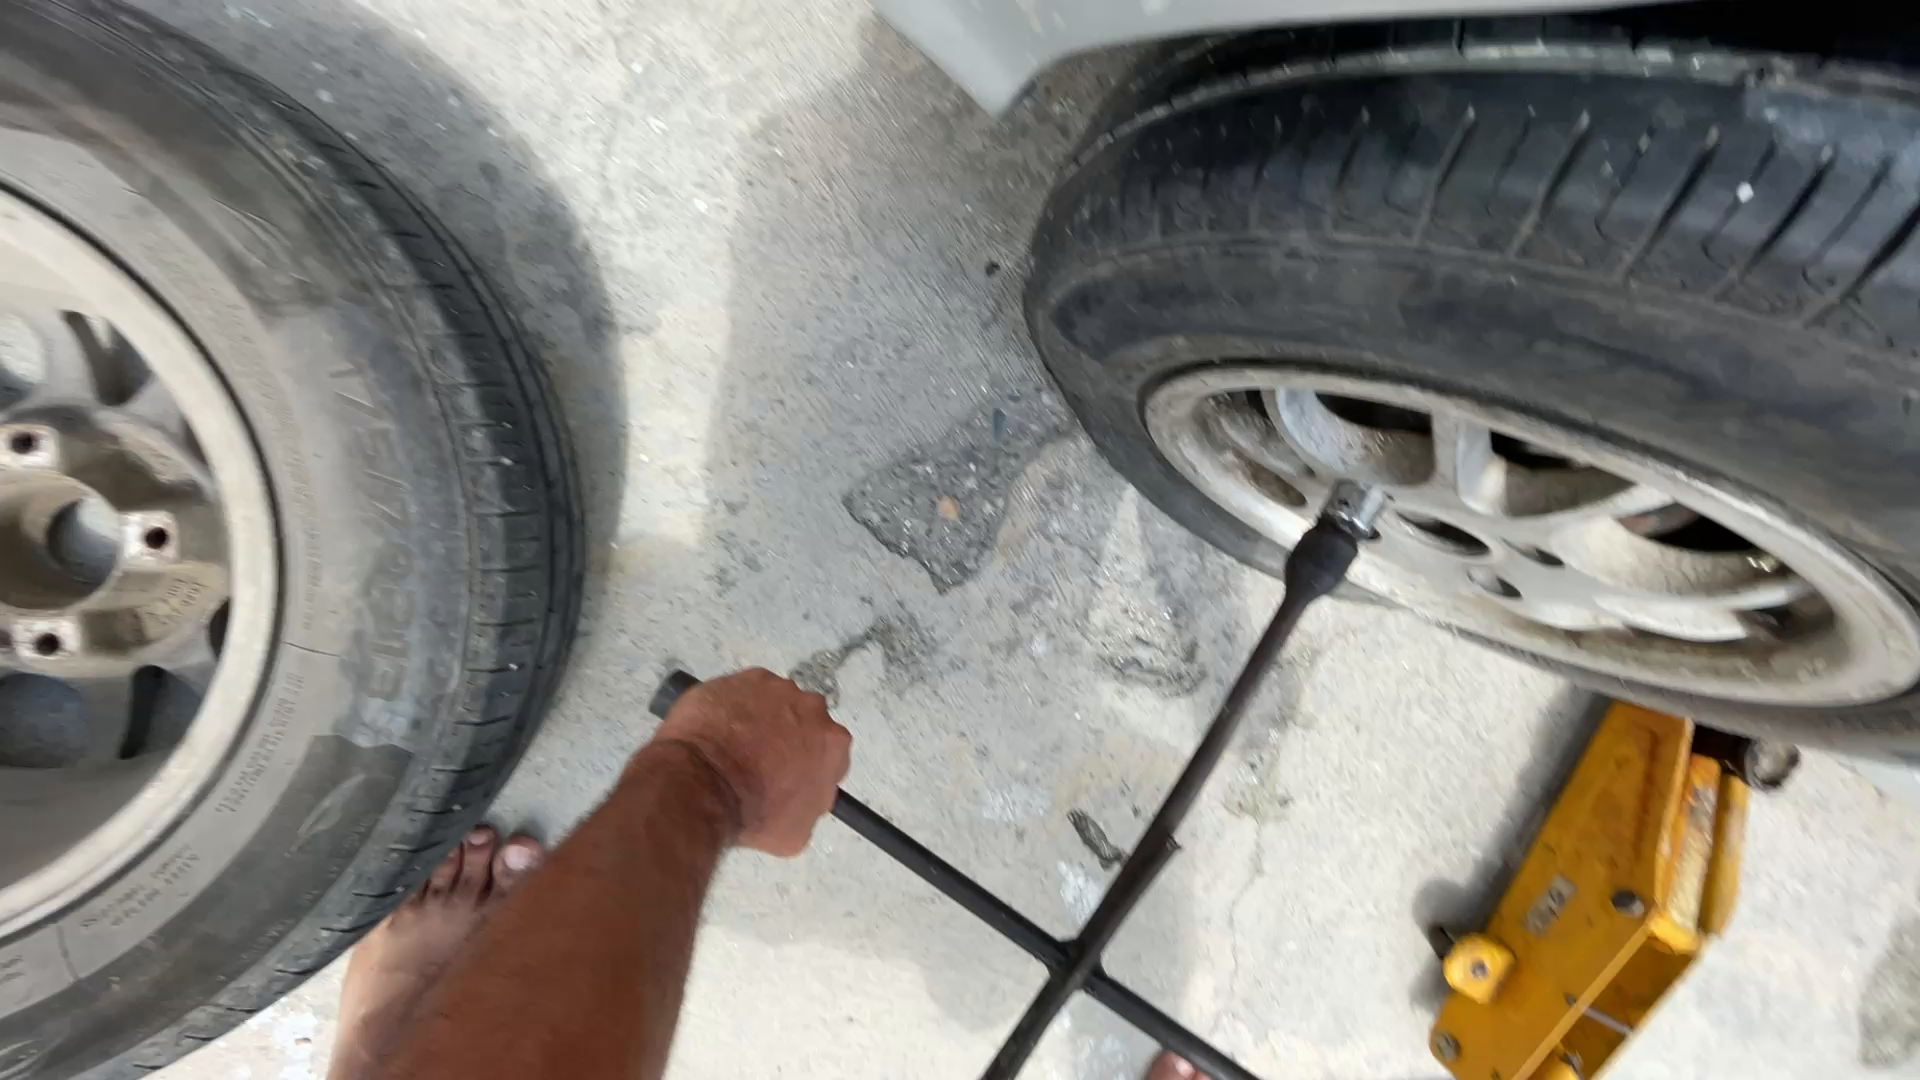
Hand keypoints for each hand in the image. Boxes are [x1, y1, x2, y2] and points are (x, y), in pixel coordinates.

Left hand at [653, 668, 851, 855]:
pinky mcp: (743, 677)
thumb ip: (812, 805)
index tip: (787, 774)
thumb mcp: (797, 832)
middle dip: (787, 736)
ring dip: (759, 718)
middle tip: (758, 760)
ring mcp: (777, 688)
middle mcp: (813, 708)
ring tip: (732, 744)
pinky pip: (743, 691)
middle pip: (804, 720)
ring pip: (773, 702)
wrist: (702, 786)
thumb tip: (801, 796)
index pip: (829, 751)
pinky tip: (717, 727)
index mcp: (833, 743)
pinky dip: (733, 706)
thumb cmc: (752, 813)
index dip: (807, 763)